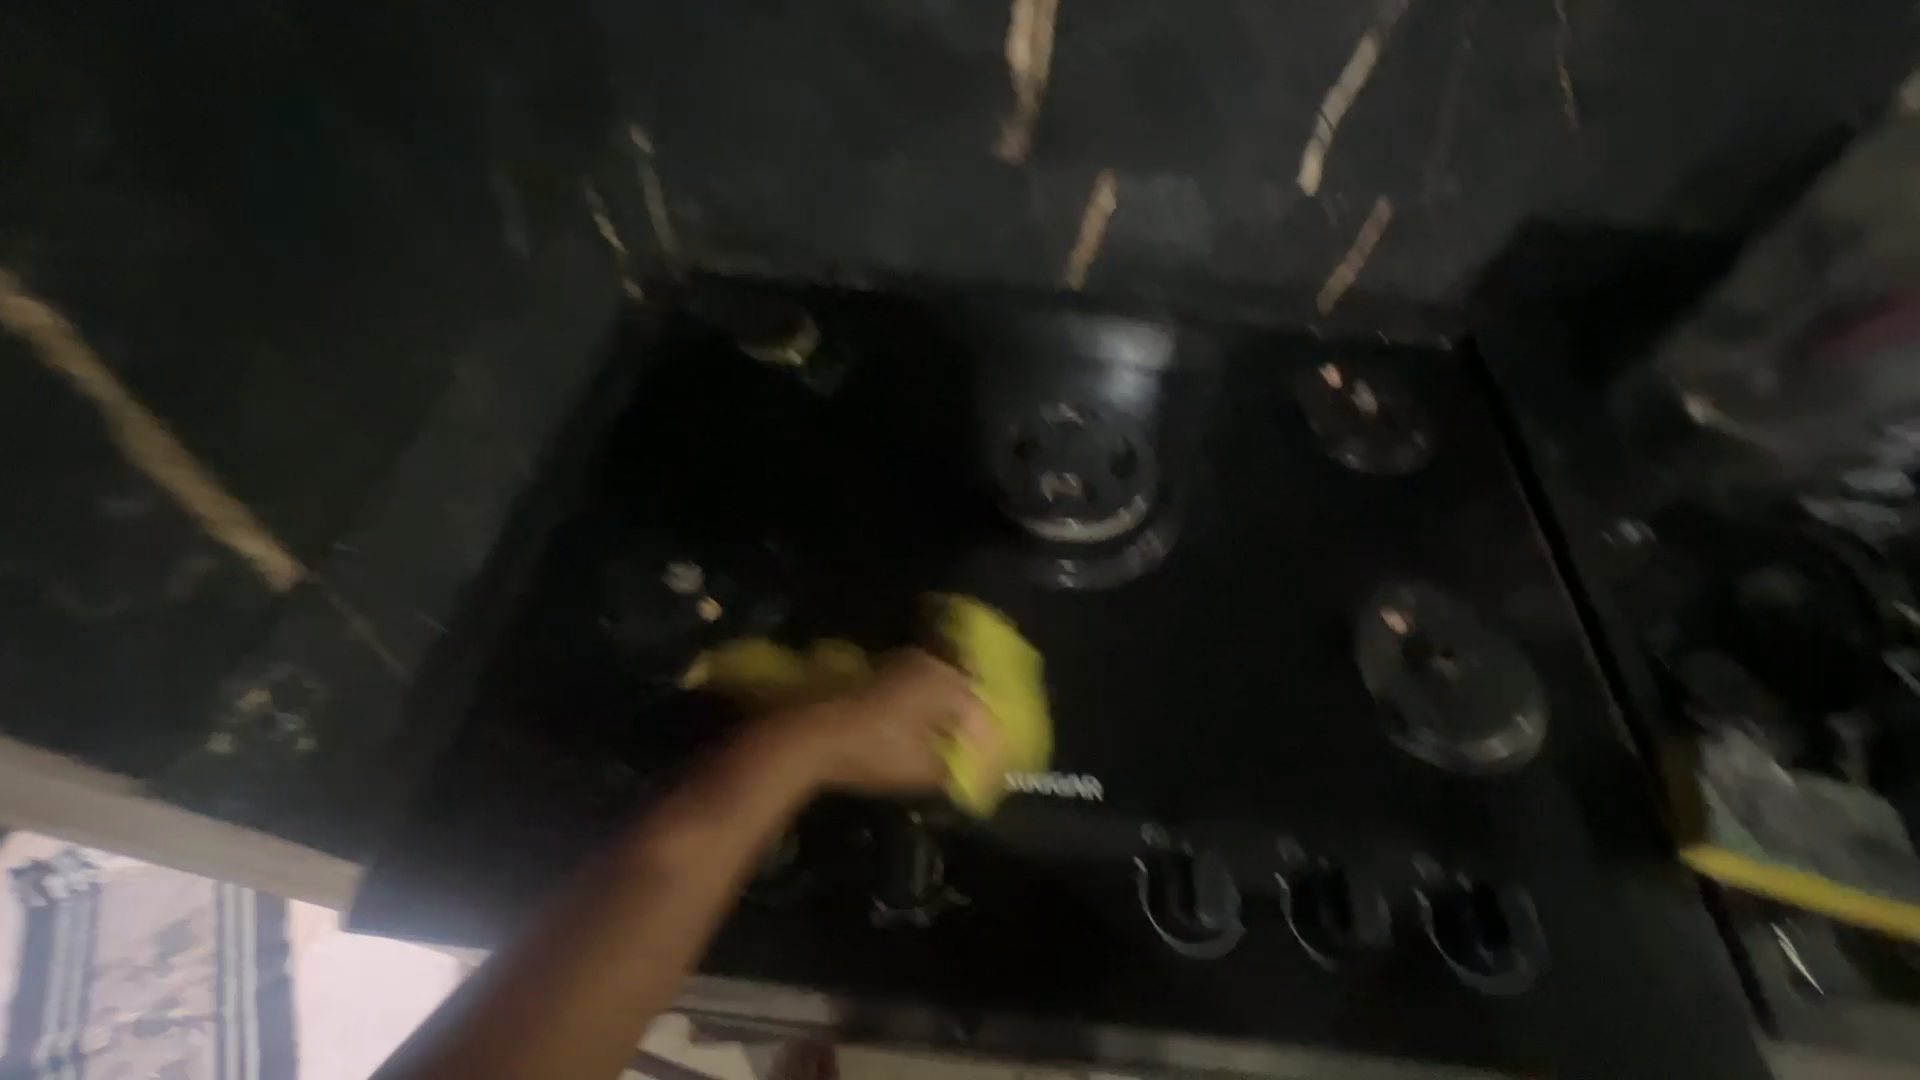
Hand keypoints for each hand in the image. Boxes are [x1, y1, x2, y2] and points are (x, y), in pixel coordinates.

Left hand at [768, 649, 994, 794]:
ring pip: (940, 690)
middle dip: (973, 727)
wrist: (810, 736)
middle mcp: (928, 664)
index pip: (982, 715)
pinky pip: (918, 691)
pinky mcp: (879, 673)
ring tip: (953, 747)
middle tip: (979, 756)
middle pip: (964, 696)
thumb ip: (955, 772)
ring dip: (949, 717)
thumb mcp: (923, 771)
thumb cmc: (875, 751)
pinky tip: (923, 734)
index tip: (994, 774)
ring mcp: (900, 665)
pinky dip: (927, 712)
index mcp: (946, 683)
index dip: (990, 747)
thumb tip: (969, 776)